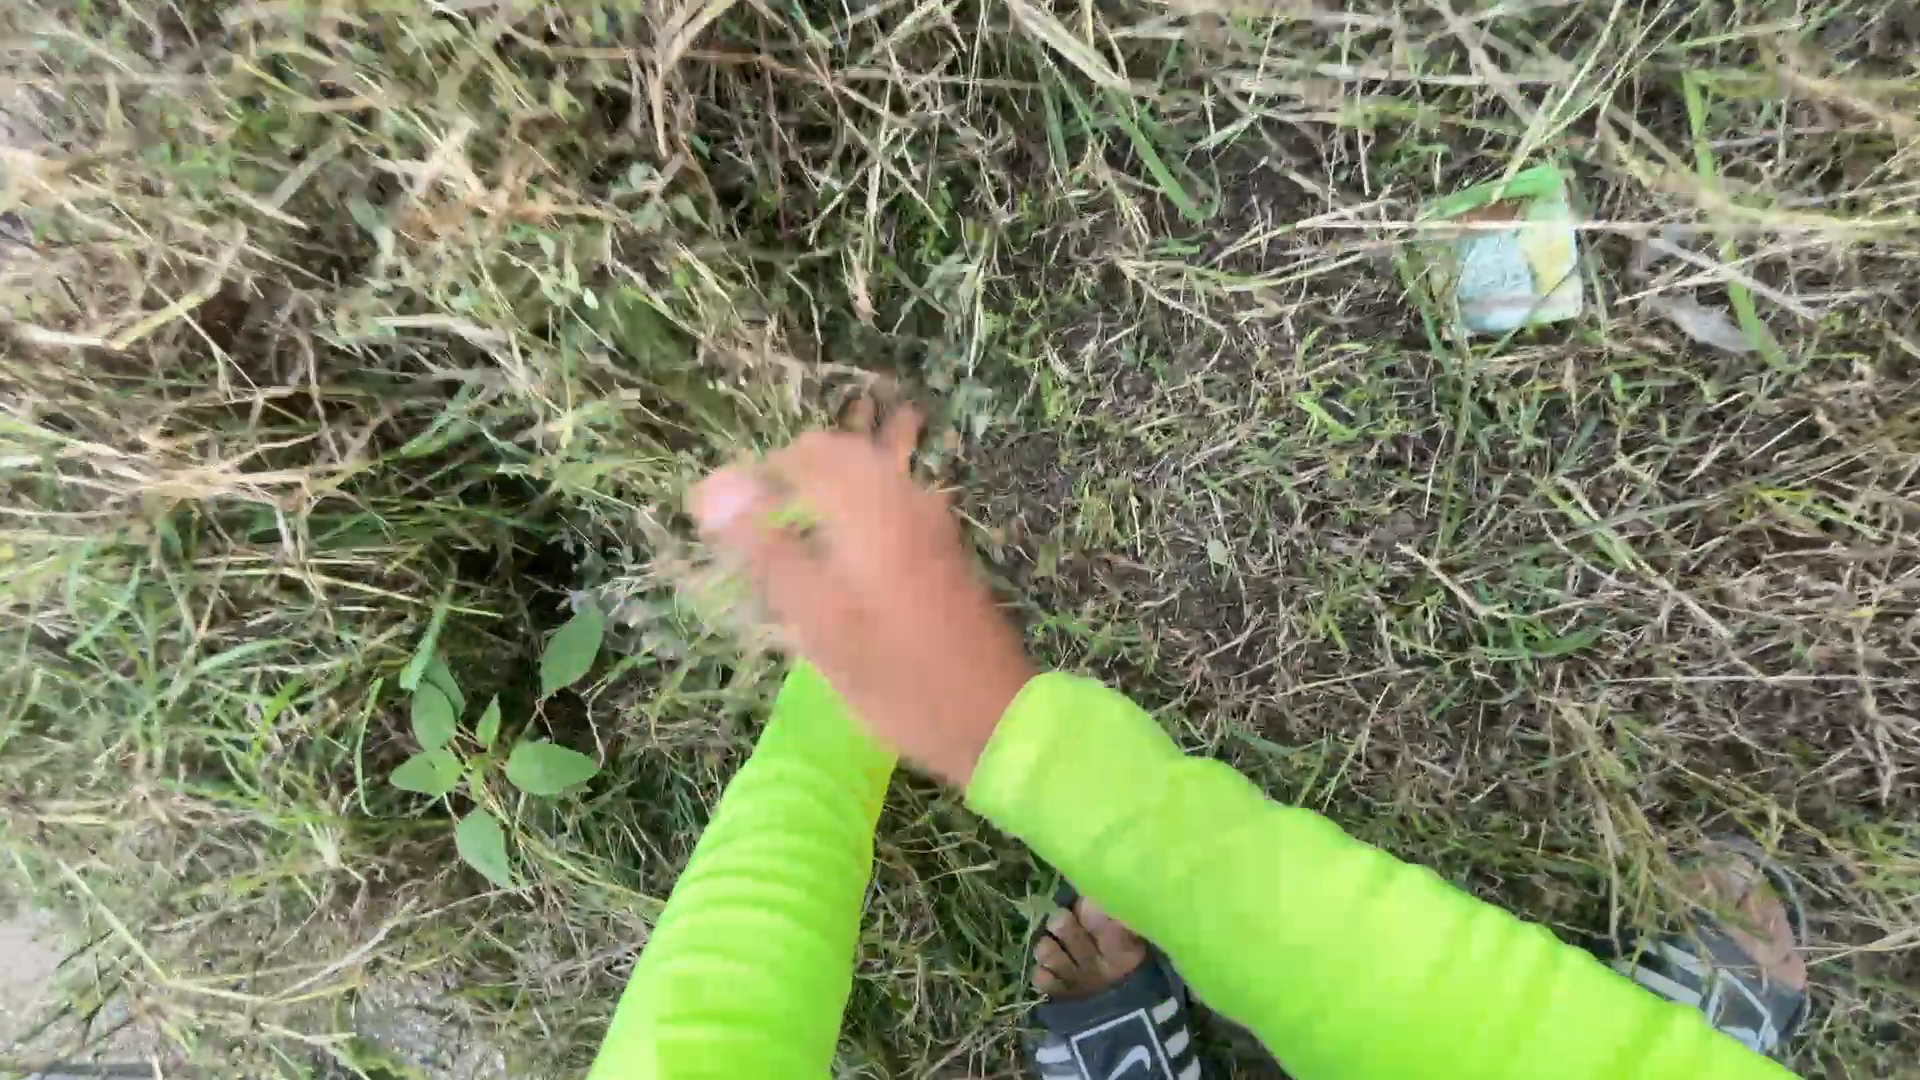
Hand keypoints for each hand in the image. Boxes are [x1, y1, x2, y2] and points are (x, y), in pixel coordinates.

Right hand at [689, 398, 1033, 786]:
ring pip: (873, 476)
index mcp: (874, 513)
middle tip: (761, 518)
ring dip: (829, 488)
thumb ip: (769, 553)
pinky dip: (859, 508)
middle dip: (797, 473)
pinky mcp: (946, 549)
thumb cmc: (899, 680)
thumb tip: (715, 488)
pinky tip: (845, 551)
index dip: (761, 473)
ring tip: (794, 531)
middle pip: (846, 455)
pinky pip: (895, 501)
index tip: (727, 511)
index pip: (809, 455)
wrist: (994, 717)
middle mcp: (909, 504)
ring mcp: (934, 526)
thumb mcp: (824, 626)